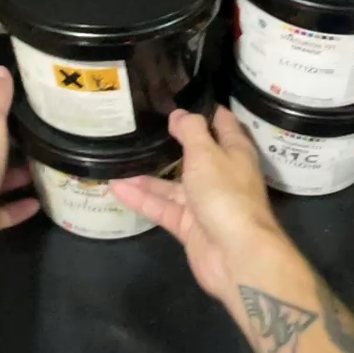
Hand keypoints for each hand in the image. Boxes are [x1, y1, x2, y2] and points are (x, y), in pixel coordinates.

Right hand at [112, 106, 289, 308]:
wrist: (236, 254)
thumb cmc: (226, 194)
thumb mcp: (207, 153)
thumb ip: (191, 131)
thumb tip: (179, 113)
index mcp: (235, 152)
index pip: (223, 124)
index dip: (205, 111)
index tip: (181, 97)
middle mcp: (221, 175)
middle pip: (196, 154)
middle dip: (173, 142)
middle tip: (143, 127)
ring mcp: (205, 203)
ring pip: (173, 185)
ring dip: (148, 175)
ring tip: (119, 160)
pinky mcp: (190, 226)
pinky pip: (163, 208)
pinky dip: (142, 199)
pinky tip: (117, 188)